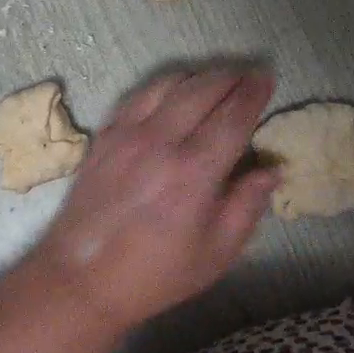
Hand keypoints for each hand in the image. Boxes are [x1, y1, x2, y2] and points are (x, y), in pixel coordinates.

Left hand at [29, 65, 278, 330]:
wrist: (82, 277)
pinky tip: (173, 91)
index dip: (254, 93)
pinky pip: (138, 96)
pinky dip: (163, 85)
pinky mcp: (104, 137)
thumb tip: (271, 170)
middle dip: (231, 77)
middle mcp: (160, 142)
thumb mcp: (216, 253)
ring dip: (198, 76)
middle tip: (249, 74)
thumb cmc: (155, 274)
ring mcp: (127, 135)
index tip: (268, 78)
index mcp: (194, 172)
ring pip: (168, 84)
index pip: (233, 116)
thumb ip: (247, 206)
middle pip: (202, 90)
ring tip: (217, 80)